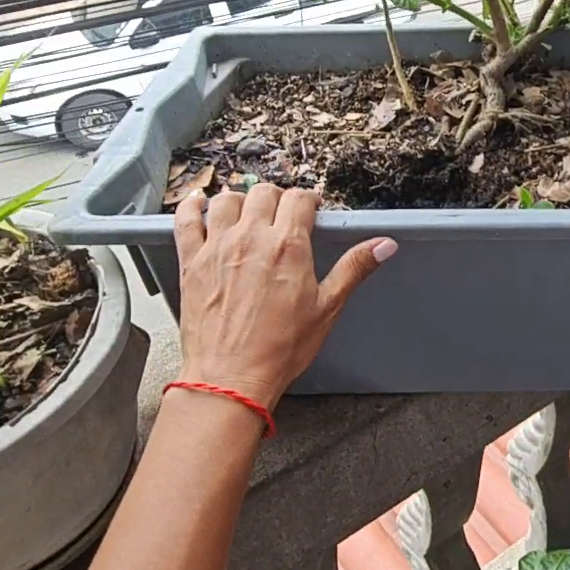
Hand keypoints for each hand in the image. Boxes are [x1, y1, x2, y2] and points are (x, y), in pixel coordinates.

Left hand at [173, 184, 395, 409]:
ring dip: (241, 199)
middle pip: (264, 193)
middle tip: (283, 213)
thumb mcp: (328, 306)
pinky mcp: (191, 262)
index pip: (299, 199)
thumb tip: (385, 244)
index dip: (308, 200)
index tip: (311, 209)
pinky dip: (191, 206)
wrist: (231, 377)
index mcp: (288, 246)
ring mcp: (217, 247)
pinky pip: (185, 220)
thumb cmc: (281, 347)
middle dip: (278, 197)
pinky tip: (198, 203)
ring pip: (227, 200)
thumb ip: (355, 267)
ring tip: (248, 211)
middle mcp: (251, 238)